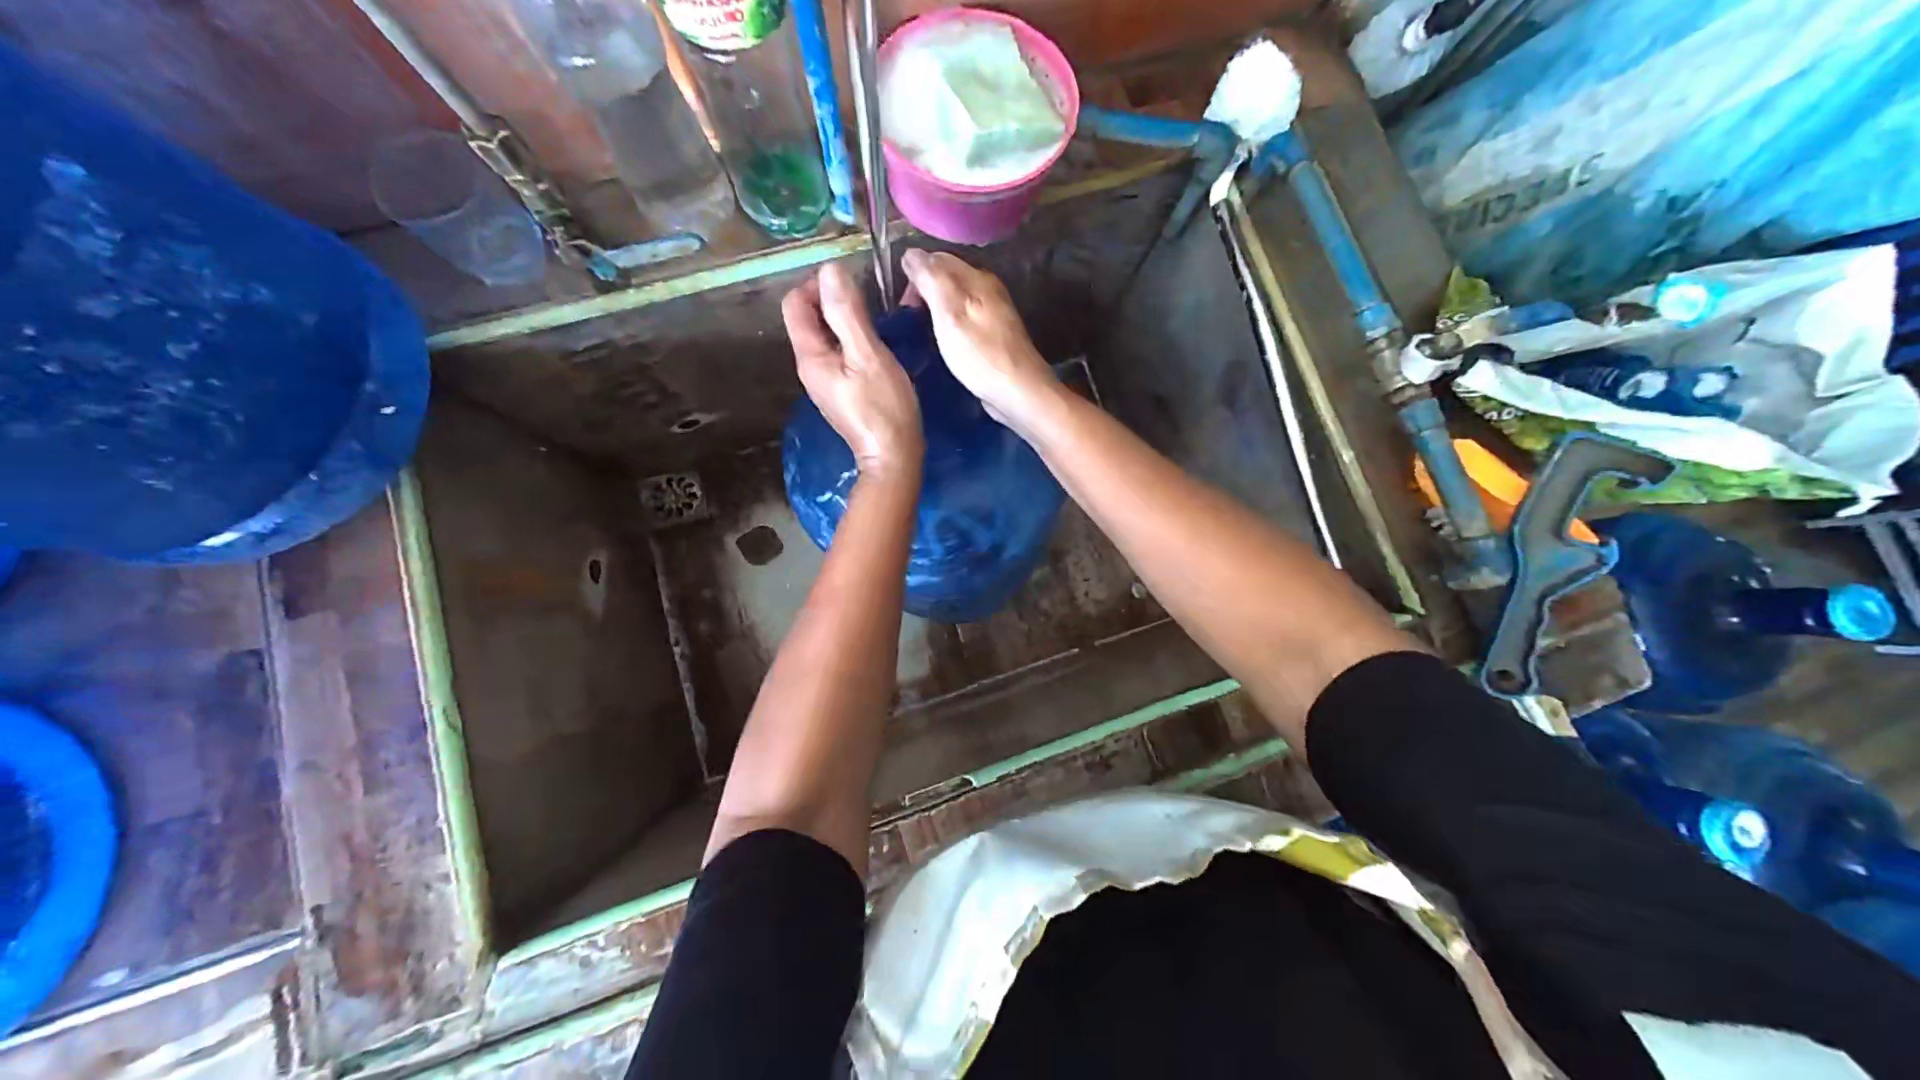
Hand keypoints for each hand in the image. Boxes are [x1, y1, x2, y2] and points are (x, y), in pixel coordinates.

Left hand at [783, 264, 923, 478]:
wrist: (893, 458)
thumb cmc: (884, 408)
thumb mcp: (868, 355)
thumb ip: (847, 313)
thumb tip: (829, 270)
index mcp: (810, 356)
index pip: (795, 304)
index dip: (817, 284)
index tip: (850, 281)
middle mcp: (810, 367)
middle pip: (809, 319)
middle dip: (832, 299)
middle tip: (868, 295)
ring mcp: (826, 382)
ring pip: (827, 336)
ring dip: (845, 318)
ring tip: (877, 315)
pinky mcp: (842, 391)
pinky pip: (840, 354)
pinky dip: (853, 339)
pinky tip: (878, 341)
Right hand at [899, 249, 1059, 435]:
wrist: (1019, 392)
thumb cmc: (980, 354)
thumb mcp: (949, 313)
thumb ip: (931, 279)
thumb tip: (911, 253)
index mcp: (977, 277)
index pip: (936, 258)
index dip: (914, 275)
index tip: (903, 305)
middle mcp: (987, 288)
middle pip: (946, 277)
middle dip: (922, 292)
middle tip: (908, 320)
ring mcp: (992, 312)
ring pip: (954, 298)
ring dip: (934, 310)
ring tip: (920, 333)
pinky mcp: (993, 335)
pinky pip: (962, 318)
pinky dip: (947, 325)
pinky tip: (941, 343)